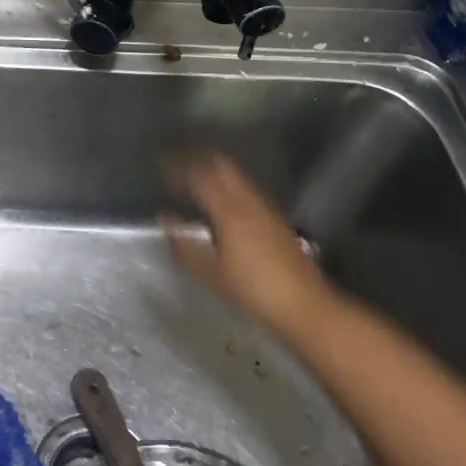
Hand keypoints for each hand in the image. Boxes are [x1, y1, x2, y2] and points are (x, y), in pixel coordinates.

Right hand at [164, 153, 334, 336]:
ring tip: (195, 184)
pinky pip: (246, 189)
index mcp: (229, 210)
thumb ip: (184, 244)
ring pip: (236, 176)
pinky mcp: (276, 219)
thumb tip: (164, 219)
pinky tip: (222, 206)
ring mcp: (265, 208)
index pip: (199, 176)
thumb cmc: (253, 290)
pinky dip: (228, 187)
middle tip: (178, 167)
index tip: (161, 165)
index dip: (178, 167)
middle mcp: (248, 201)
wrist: (304, 305)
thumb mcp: (211, 273)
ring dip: (214, 173)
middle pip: (221, 165)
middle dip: (198, 161)